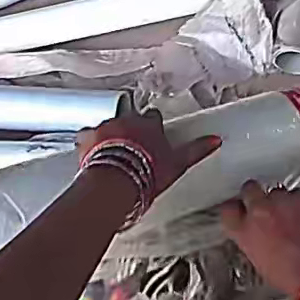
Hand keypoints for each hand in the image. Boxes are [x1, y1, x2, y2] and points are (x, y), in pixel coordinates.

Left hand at [76, 108, 220, 199]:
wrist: (116, 183)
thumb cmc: (146, 173)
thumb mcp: (178, 163)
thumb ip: (196, 150)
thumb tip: (214, 141)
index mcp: (149, 124)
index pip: (153, 117)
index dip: (151, 125)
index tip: (151, 135)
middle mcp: (127, 121)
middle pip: (129, 119)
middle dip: (129, 129)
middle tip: (131, 146)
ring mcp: (106, 127)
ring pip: (108, 125)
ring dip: (109, 135)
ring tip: (111, 152)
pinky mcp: (88, 136)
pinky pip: (86, 135)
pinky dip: (87, 142)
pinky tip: (90, 152)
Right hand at [218, 181, 299, 298]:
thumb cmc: (291, 276)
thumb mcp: (258, 260)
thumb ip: (250, 238)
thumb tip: (253, 231)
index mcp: (243, 230)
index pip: (227, 209)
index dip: (235, 210)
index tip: (240, 212)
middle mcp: (258, 209)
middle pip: (249, 189)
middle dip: (255, 195)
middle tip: (264, 208)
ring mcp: (280, 200)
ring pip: (275, 191)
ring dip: (280, 201)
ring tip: (290, 216)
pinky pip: (296, 194)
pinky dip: (299, 202)